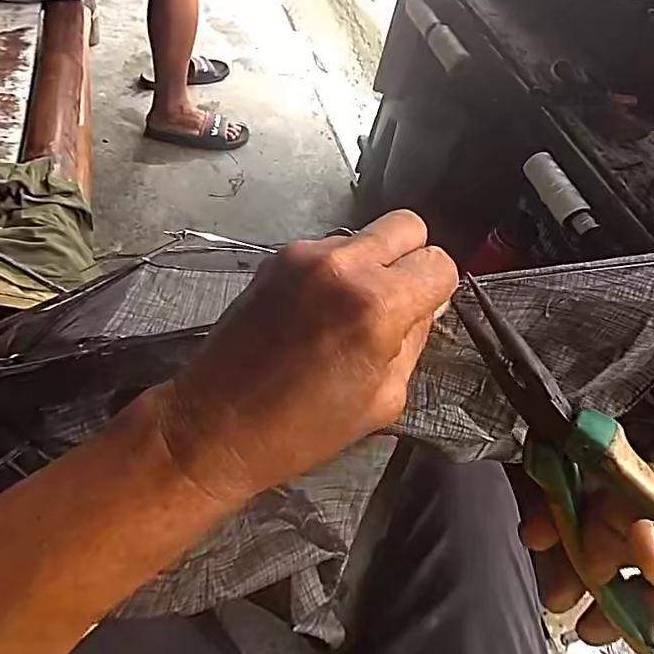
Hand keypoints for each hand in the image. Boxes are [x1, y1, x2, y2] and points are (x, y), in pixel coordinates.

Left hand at [150, 211, 457, 502]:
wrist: (214, 426)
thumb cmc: (298, 428)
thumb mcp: (384, 397)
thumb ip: (414, 340)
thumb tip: (426, 306)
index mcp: (376, 306)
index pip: (439, 263)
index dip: (438, 289)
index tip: (426, 307)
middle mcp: (342, 266)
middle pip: (408, 225)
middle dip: (412, 259)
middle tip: (397, 298)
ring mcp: (305, 255)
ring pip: (367, 235)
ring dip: (372, 265)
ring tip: (348, 311)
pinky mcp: (278, 257)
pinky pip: (331, 249)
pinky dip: (337, 271)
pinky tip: (319, 309)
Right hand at [525, 466, 653, 653]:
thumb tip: (642, 536)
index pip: (632, 481)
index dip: (582, 497)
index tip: (546, 526)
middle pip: (621, 511)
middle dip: (579, 542)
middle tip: (551, 580)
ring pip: (630, 545)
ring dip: (594, 571)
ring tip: (566, 605)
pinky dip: (623, 599)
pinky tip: (604, 622)